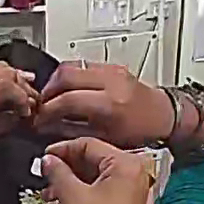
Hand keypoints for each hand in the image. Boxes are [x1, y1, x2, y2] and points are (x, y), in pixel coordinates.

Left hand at [0, 60, 36, 151]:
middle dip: (22, 86)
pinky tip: (6, 82)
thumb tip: (21, 114)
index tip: (27, 108)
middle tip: (30, 99)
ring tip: (21, 91)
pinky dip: (0, 72)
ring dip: (14, 77)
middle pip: (6, 72)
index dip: (24, 97)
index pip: (8, 87)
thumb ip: (4, 123)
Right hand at [35, 62, 175, 146]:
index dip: (48, 110)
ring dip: (55, 81)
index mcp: (110, 104)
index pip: (67, 99)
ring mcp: (112, 70)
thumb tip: (49, 127)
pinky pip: (82, 65)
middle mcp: (111, 82)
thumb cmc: (142, 131)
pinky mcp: (112, 66)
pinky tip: (65, 89)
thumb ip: (73, 130)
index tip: (39, 118)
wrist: (164, 116)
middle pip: (65, 75)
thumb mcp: (106, 138)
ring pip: (71, 65)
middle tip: (41, 105)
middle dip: (47, 91)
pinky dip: (69, 76)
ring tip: (50, 97)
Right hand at [41, 137, 156, 203]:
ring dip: (71, 180)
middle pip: (92, 158)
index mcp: (126, 164)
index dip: (62, 149)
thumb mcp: (71, 195)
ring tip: (50, 190)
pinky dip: (81, 191)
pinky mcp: (125, 203)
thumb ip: (57, 172)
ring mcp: (131, 189)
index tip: (44, 156)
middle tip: (45, 172)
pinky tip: (62, 199)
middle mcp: (133, 173)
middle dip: (66, 166)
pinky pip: (100, 188)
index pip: (88, 145)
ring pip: (94, 174)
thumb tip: (48, 160)